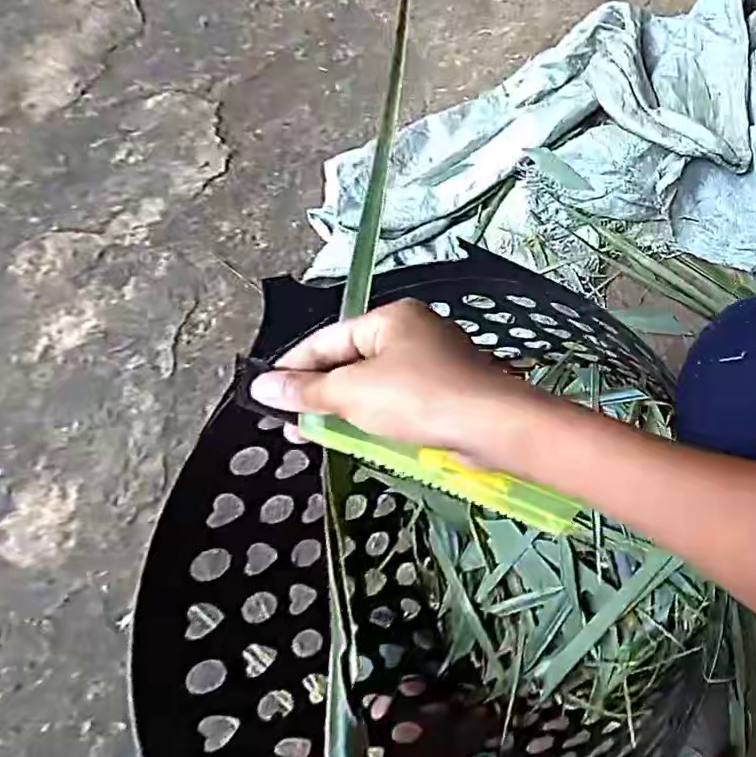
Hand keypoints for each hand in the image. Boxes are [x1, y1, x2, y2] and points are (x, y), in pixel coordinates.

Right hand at [250, 299, 552, 467]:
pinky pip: (405, 402)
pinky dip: (382, 417)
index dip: (293, 368)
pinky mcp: (452, 393)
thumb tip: (264, 385)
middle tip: (293, 426)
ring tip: (322, 435)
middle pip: (354, 362)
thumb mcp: (351, 392)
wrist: (491, 425)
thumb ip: (307, 390)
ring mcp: (439, 364)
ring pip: (379, 385)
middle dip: (321, 394)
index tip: (266, 396)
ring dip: (350, 410)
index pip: (328, 338)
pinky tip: (365, 437)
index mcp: (394, 318)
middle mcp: (419, 334)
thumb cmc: (420, 398)